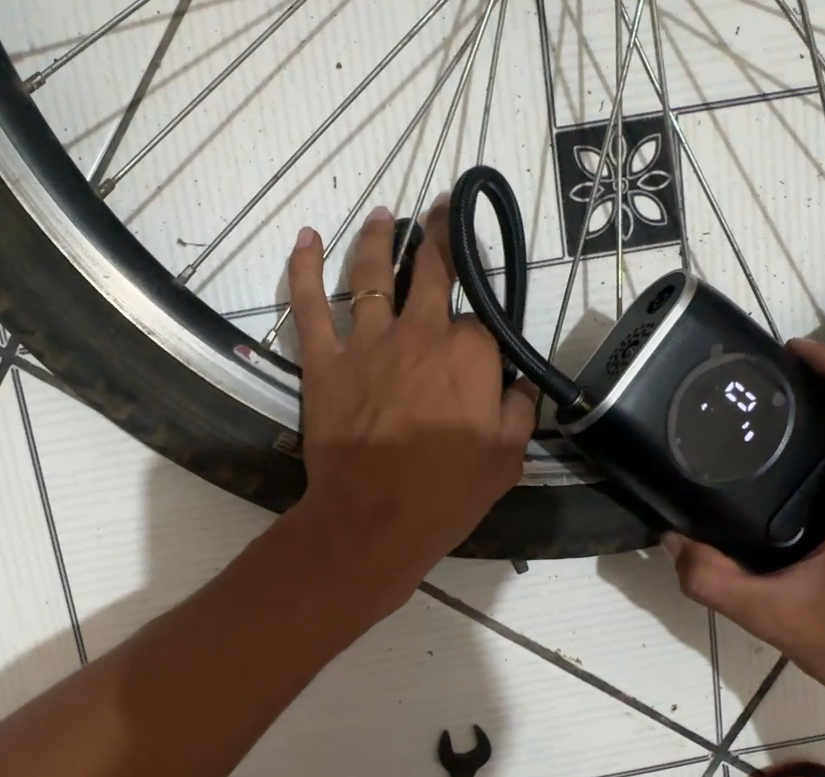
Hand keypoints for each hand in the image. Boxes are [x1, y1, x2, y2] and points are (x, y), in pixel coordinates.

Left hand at [284, 200, 537, 597]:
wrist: (373, 520)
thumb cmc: (444, 495)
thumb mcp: (506, 459)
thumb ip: (518, 412)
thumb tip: (519, 384)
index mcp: (471, 354)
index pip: (480, 320)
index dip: (480, 323)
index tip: (479, 326)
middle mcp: (421, 333)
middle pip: (432, 269)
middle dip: (440, 232)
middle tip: (441, 208)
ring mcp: (368, 343)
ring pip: (372, 273)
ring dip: (379, 237)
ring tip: (385, 215)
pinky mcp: (324, 362)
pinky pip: (310, 306)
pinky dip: (305, 269)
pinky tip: (307, 238)